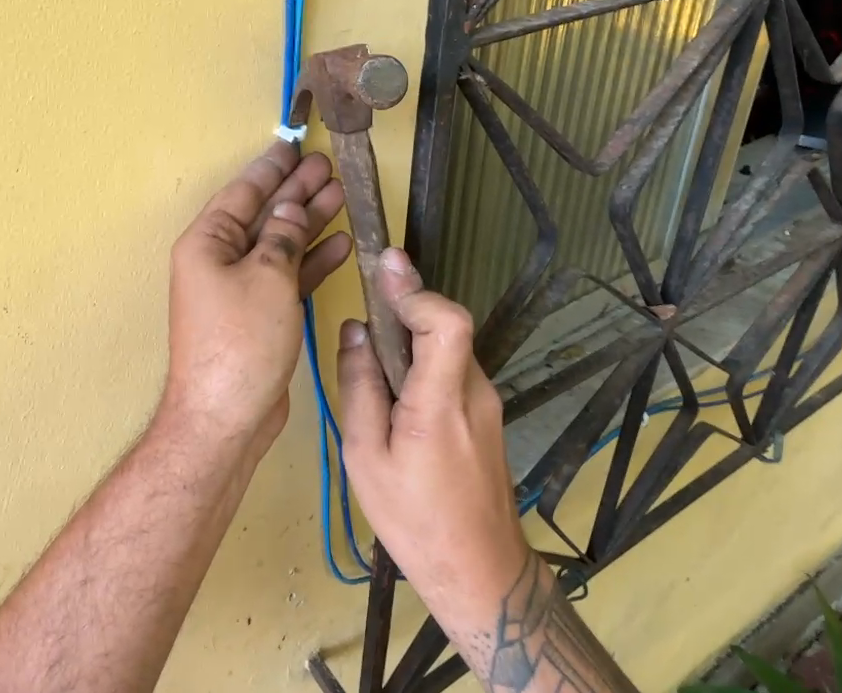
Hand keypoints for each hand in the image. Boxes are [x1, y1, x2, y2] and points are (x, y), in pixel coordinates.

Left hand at [161, 141, 351, 454]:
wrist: (227, 416)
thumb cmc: (241, 340)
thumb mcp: (266, 278)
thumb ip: (282, 237)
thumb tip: (289, 205)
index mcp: (206, 243)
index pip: (242, 192)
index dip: (270, 169)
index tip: (294, 145)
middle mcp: (218, 260)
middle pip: (263, 215)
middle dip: (294, 191)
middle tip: (329, 166)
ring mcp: (239, 288)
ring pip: (278, 244)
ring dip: (308, 221)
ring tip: (341, 194)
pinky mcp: (259, 313)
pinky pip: (286, 275)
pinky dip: (311, 260)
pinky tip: (340, 243)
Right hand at [336, 248, 530, 628]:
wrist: (481, 571)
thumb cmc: (413, 519)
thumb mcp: (364, 456)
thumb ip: (358, 386)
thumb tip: (354, 329)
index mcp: (440, 403)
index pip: (447, 322)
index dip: (416, 292)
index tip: (384, 270)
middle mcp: (474, 392)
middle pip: (445, 326)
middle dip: (402, 311)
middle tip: (362, 318)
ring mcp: (487, 402)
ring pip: (446, 347)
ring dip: (409, 342)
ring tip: (372, 373)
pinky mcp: (486, 414)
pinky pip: (451, 370)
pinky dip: (422, 365)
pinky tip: (396, 399)